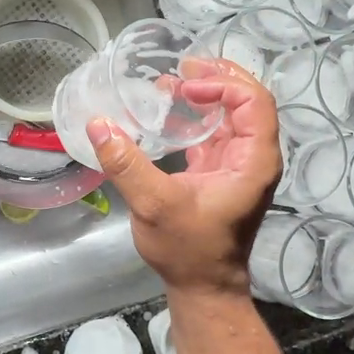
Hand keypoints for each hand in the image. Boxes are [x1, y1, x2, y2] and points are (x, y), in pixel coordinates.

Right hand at [86, 60, 281, 297]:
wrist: (203, 287)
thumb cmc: (188, 248)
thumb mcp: (154, 205)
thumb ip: (126, 164)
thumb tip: (97, 125)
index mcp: (253, 162)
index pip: (256, 103)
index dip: (224, 84)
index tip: (187, 86)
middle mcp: (253, 158)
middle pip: (249, 101)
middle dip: (217, 78)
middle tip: (182, 65)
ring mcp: (238, 166)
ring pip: (233, 114)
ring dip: (207, 93)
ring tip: (173, 81)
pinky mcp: (221, 174)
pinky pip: (216, 132)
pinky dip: (197, 115)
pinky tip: (170, 109)